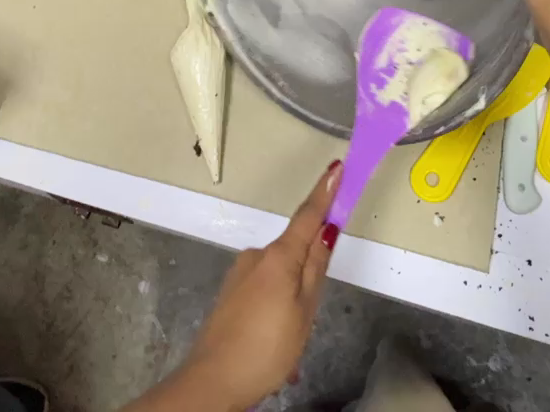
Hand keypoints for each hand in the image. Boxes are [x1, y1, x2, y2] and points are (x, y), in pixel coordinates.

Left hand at [163, 162, 342, 410]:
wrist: (212, 381)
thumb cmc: (266, 347)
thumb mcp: (303, 310)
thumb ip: (315, 268)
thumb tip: (327, 230)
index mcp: (279, 256)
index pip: (308, 215)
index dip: (325, 192)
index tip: (337, 167)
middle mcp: (257, 255)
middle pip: (294, 251)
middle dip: (308, 275)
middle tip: (309, 318)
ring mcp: (240, 273)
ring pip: (279, 279)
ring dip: (290, 304)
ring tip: (290, 348)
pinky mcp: (230, 293)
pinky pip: (263, 295)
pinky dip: (274, 315)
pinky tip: (273, 349)